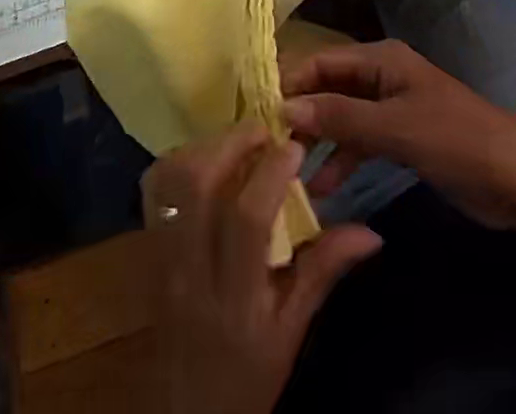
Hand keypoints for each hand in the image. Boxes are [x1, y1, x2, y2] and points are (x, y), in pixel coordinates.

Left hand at [142, 124, 382, 413]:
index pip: (245, 219)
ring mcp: (158, 258)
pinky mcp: (144, 251)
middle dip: (231, 143)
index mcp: (234, 296)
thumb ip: (323, 272)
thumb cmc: (247, 374)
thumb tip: (370, 231)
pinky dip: (178, 162)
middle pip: (195, 186)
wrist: (184, 410)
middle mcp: (188, 270)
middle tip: (264, 129)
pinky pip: (153, 191)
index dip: (271, 173)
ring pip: (168, 181)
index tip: (295, 147)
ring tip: (237, 140)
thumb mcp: (292, 332)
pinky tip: (206, 161)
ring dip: (203, 147)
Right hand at [282, 40, 515, 227]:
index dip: (289, 83)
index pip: (320, 62)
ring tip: (289, 173)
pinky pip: (360, 143)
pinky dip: (342, 160)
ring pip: (341, 118)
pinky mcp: (401, 139)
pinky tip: (322, 188)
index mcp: (381, 60)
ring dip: (318, 142)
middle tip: (267, 148)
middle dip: (300, 115)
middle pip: (327, 89)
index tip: (256, 115)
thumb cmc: (458, 141)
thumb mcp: (395, 128)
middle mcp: (381, 77)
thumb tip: (283, 107)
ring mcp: (391, 109)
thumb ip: (340, 116)